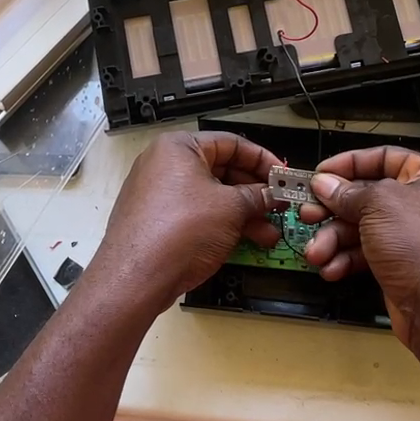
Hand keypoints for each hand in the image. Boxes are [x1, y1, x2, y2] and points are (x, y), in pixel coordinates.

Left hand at [89, 131, 282, 313]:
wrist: (137, 277)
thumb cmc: (180, 230)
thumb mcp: (231, 207)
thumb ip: (256, 196)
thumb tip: (270, 195)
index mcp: (178, 147)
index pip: (230, 143)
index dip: (261, 160)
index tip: (282, 176)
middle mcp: (164, 165)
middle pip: (221, 171)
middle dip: (254, 192)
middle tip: (278, 206)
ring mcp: (158, 194)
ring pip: (211, 197)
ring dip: (243, 213)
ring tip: (269, 233)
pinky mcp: (157, 221)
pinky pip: (196, 215)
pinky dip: (221, 224)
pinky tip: (245, 240)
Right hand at [297, 146, 419, 347]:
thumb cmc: (418, 243)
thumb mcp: (378, 205)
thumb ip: (346, 192)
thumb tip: (322, 183)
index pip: (385, 157)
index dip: (350, 163)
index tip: (319, 174)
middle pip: (367, 196)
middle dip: (333, 209)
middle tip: (306, 215)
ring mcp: (413, 237)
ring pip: (362, 228)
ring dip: (334, 240)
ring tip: (315, 253)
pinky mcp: (402, 266)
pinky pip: (368, 254)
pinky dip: (346, 260)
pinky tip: (330, 270)